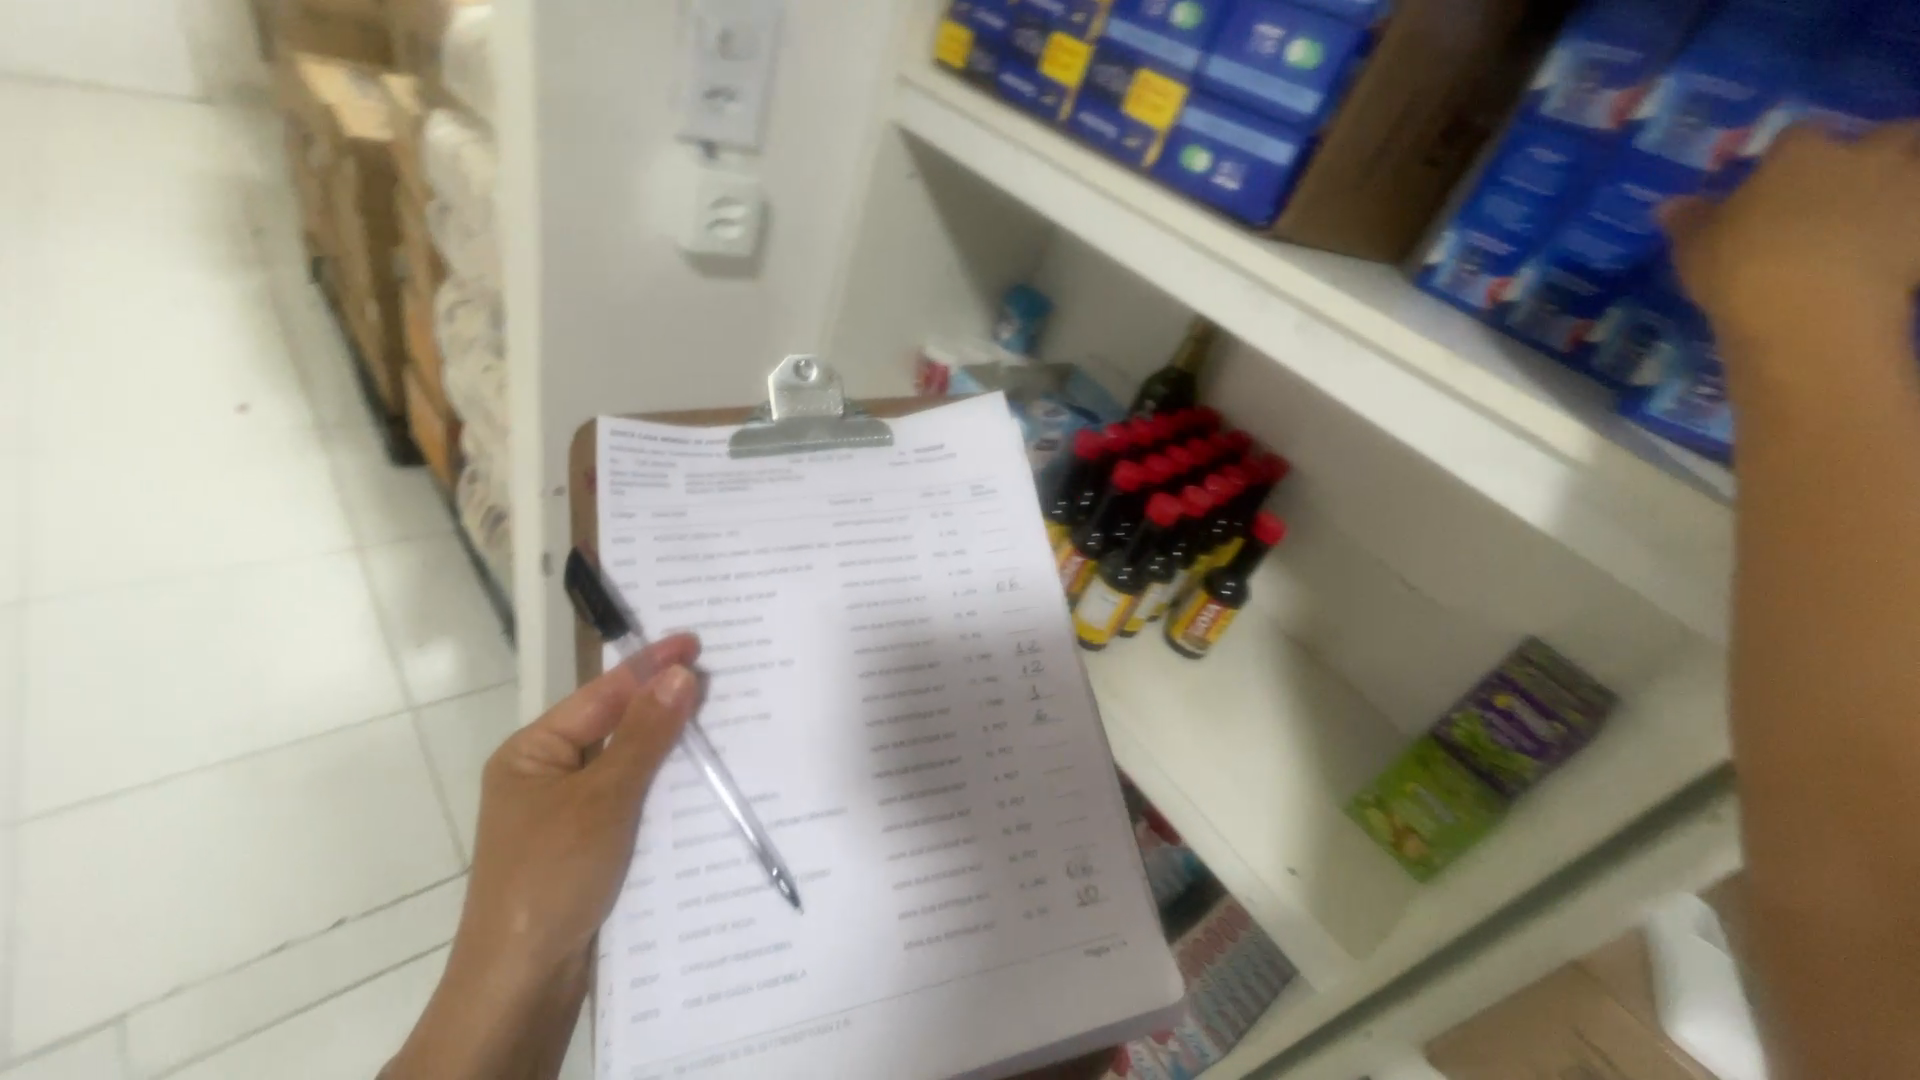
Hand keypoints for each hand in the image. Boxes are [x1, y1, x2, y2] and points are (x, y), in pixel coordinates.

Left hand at [458, 633, 702, 979]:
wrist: (523, 984)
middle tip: (721, 677)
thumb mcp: (603, 798)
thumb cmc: (552, 877)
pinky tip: (704, 784)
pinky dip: (666, 788)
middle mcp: (548, 777)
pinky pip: (634, 801)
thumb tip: (683, 674)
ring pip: (629, 765)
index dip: (650, 665)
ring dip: (670, 748)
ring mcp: (569, 814)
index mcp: (532, 753)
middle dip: (665, 703)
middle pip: (615, 725)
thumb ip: (644, 735)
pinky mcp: (590, 848)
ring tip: (723, 723)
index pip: (601, 694)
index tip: (697, 641)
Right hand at [1661, 122, 1919, 365]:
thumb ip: (1689, 220)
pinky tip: (1892, 250)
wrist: (1808, 307)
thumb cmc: (1739, 266)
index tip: (1774, 178)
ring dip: (1906, 180)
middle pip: (1889, 133)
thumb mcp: (1693, 247)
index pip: (1798, 134)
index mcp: (1800, 155)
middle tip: (1851, 181)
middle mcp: (1862, 158)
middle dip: (1875, 150)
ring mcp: (1906, 190)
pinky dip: (1913, 231)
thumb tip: (1670, 206)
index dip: (1788, 153)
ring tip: (1880, 209)